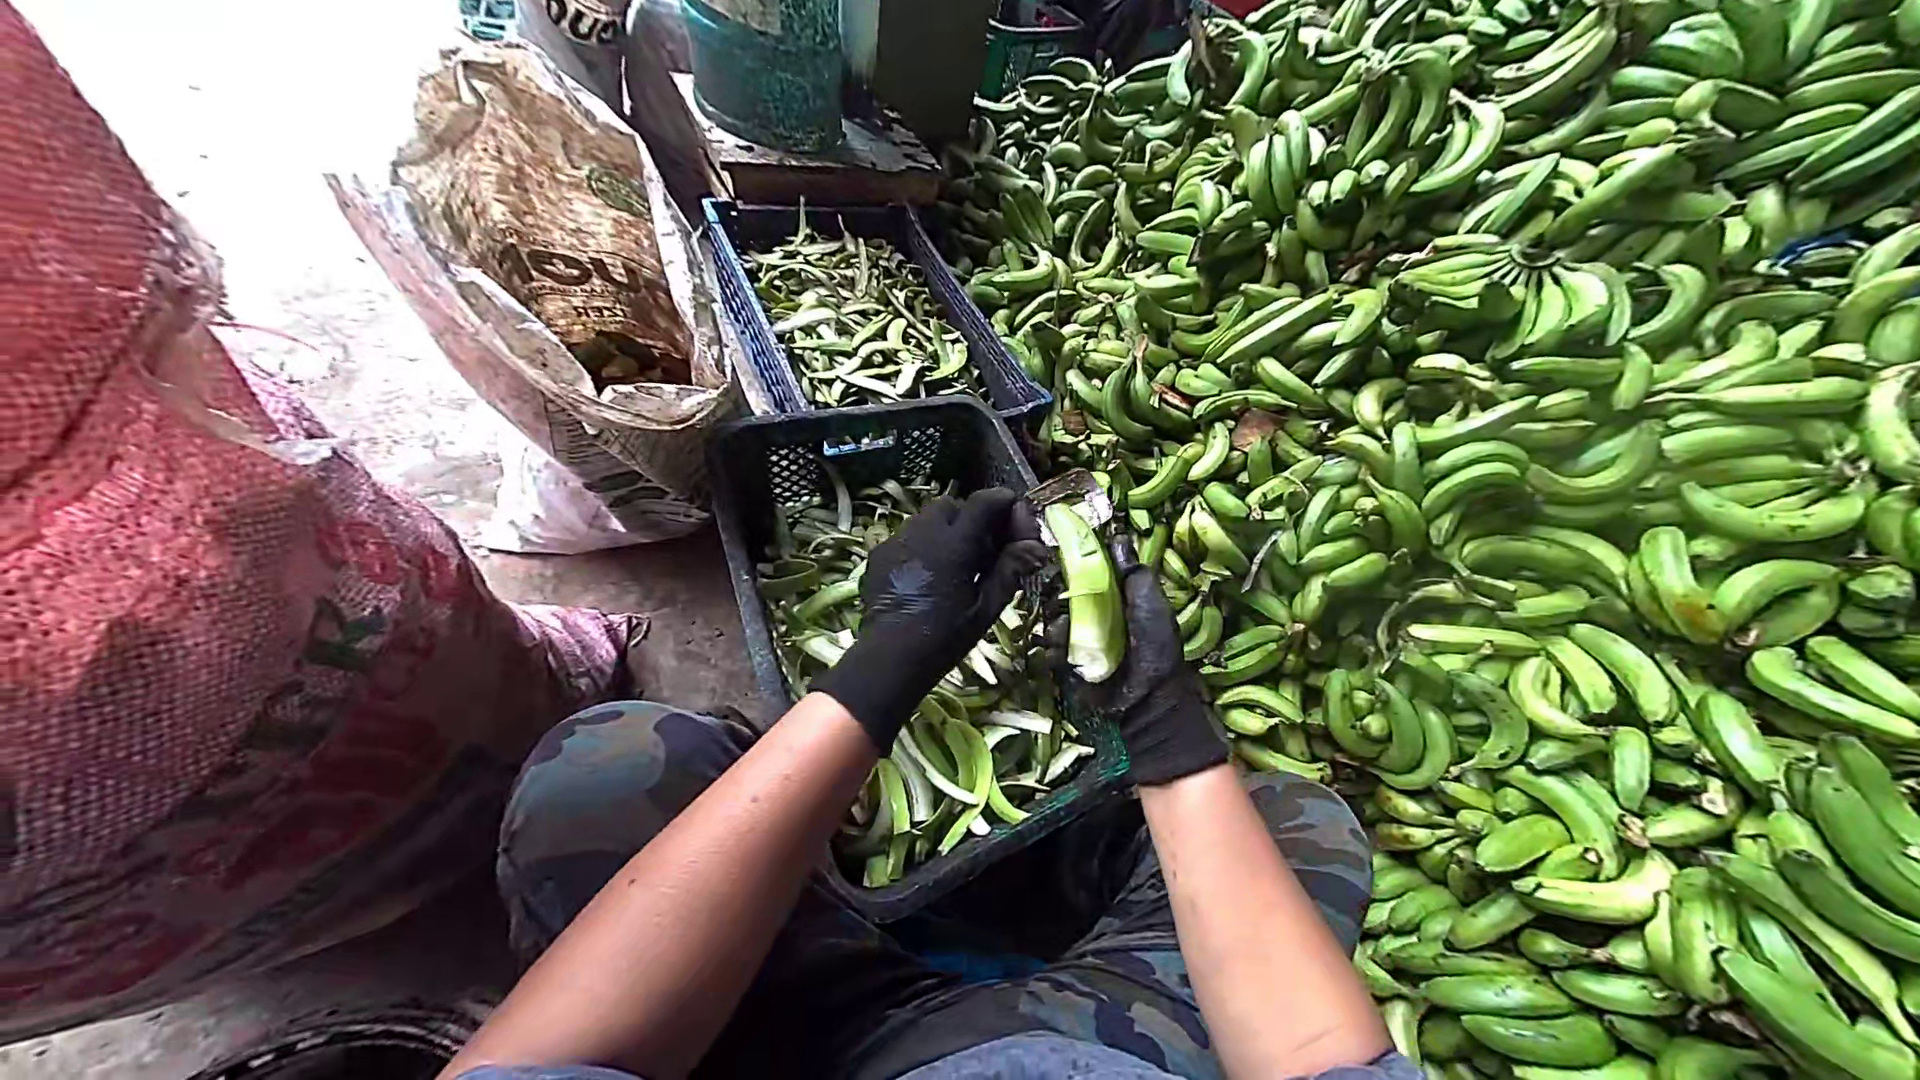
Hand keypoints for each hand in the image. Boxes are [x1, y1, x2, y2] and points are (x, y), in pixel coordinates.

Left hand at [813, 487, 1048, 751]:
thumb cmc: (946, 636)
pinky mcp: (879, 553)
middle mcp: (923, 531)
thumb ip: (1011, 568)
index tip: (1017, 530)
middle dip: (974, 520)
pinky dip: (924, 546)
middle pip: (955, 506)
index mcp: (955, 543)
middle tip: (986, 552)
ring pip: (927, 519)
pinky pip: (907, 537)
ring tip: (957, 565)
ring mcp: (897, 540)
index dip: (1007, 507)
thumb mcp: (987, 606)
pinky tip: (929, 576)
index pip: (986, 500)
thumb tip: (1035, 546)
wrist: (891, 657)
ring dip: (948, 532)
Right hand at [1062, 534, 1229, 786]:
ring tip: (1064, 632)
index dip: (1075, 562)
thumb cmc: (1155, 650)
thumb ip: (1134, 574)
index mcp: (1117, 597)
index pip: (1089, 571)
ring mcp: (1078, 638)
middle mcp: (1095, 614)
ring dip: (1056, 624)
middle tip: (1060, 597)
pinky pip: (1048, 647)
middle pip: (1064, 593)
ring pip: (1052, 619)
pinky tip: (1059, 651)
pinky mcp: (1065, 661)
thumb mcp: (1151, 604)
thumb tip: (1118, 538)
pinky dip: (1051, 647)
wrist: (1146, 703)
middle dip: (1059, 593)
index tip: (1062, 553)